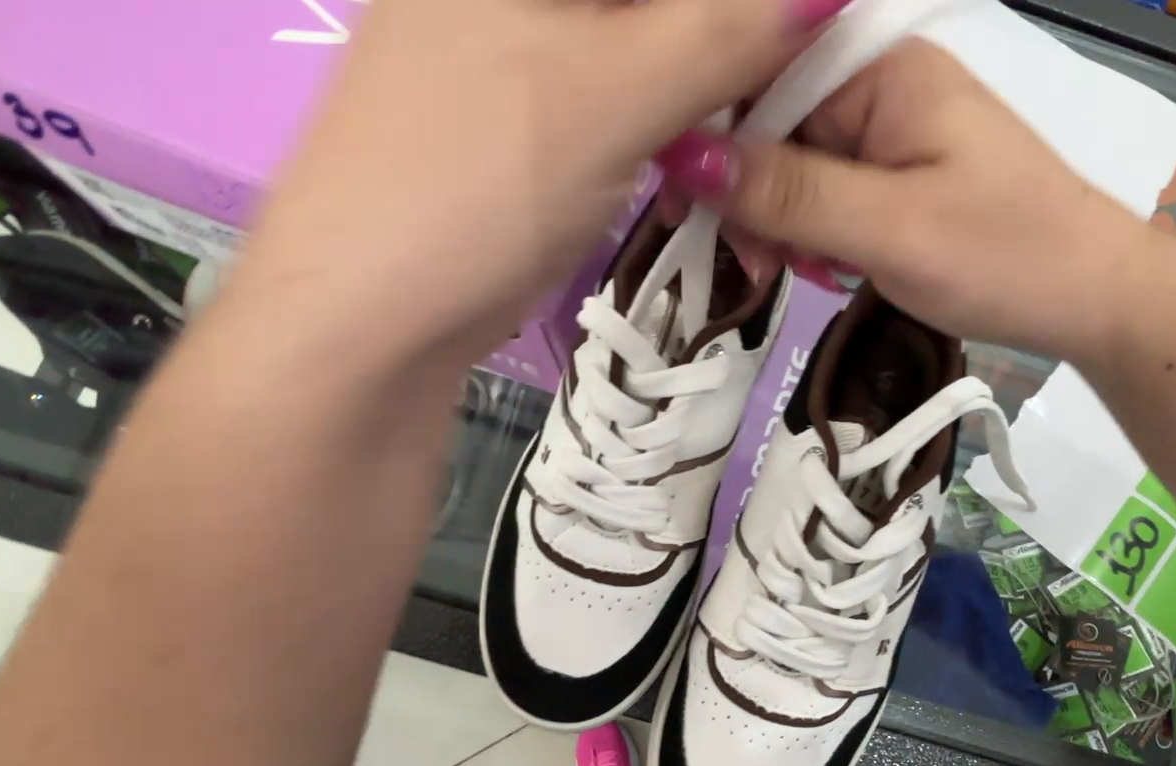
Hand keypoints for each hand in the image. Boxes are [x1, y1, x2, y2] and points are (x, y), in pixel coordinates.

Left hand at [219, 0, 847, 366]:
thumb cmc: (474, 186)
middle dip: (730, 44)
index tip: (809, 38)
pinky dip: (668, 126)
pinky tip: (699, 156)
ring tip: (753, 132)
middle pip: (655, 4)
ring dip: (706, 91)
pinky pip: (619, 99)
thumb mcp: (611, 95)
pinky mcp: (520, 121)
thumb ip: (723, 32)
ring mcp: (508, 48)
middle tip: (787, 97)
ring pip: (643, 47)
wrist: (366, 324)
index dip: (749, 5)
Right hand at [661, 40, 1175, 357]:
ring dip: (785, 226)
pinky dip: (817, 235)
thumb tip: (681, 154)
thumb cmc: (1003, 256)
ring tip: (810, 274)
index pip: (758, 80)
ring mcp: (890, 131)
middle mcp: (879, 84)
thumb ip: (787, 191)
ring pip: (794, 169)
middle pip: (770, 127)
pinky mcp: (898, 174)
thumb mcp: (887, 228)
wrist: (1091, 298)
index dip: (712, 143)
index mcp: (879, 68)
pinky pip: (827, 194)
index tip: (690, 218)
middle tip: (765, 268)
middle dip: (755, 200)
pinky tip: (832, 268)